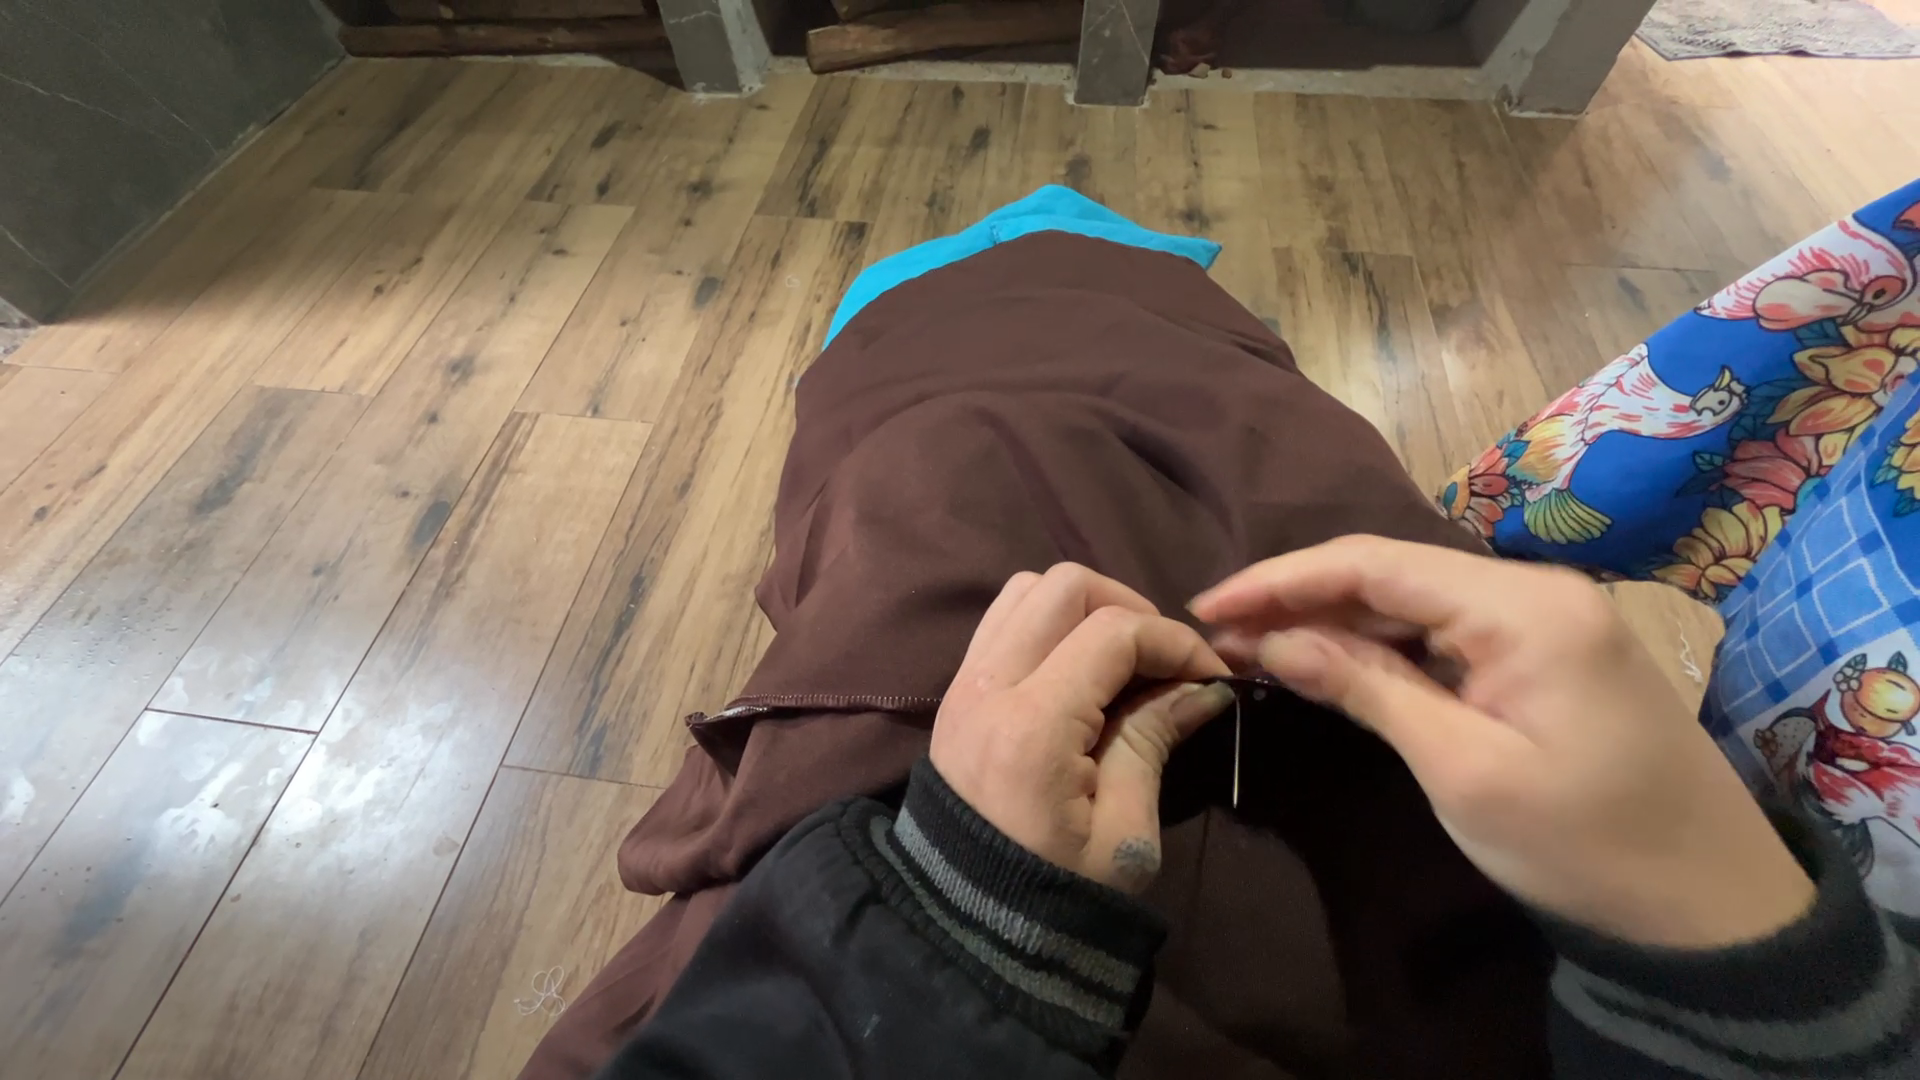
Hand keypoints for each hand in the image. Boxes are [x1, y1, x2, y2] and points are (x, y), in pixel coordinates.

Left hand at [931, 564, 1234, 892]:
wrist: (965, 922)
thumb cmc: (1055, 893)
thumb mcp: (1124, 833)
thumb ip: (1153, 739)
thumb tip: (1200, 686)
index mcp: (1031, 726)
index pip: (1112, 632)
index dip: (1172, 640)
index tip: (1209, 673)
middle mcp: (987, 685)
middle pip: (1062, 585)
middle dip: (1128, 607)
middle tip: (1161, 660)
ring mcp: (963, 681)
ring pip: (1025, 590)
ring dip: (1082, 608)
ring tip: (1119, 657)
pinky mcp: (955, 689)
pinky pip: (1002, 619)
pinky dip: (1046, 621)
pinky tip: (1076, 665)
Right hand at [1192, 536, 1814, 948]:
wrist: (1712, 914)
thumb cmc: (1584, 845)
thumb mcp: (1460, 767)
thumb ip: (1363, 685)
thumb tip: (1269, 642)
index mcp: (1522, 608)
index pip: (1372, 564)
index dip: (1279, 580)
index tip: (1209, 606)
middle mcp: (1525, 589)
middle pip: (1381, 569)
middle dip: (1291, 595)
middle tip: (1216, 626)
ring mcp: (1528, 616)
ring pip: (1397, 595)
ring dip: (1320, 616)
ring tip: (1246, 639)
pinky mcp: (1523, 648)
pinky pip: (1425, 626)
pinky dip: (1362, 639)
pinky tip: (1313, 653)